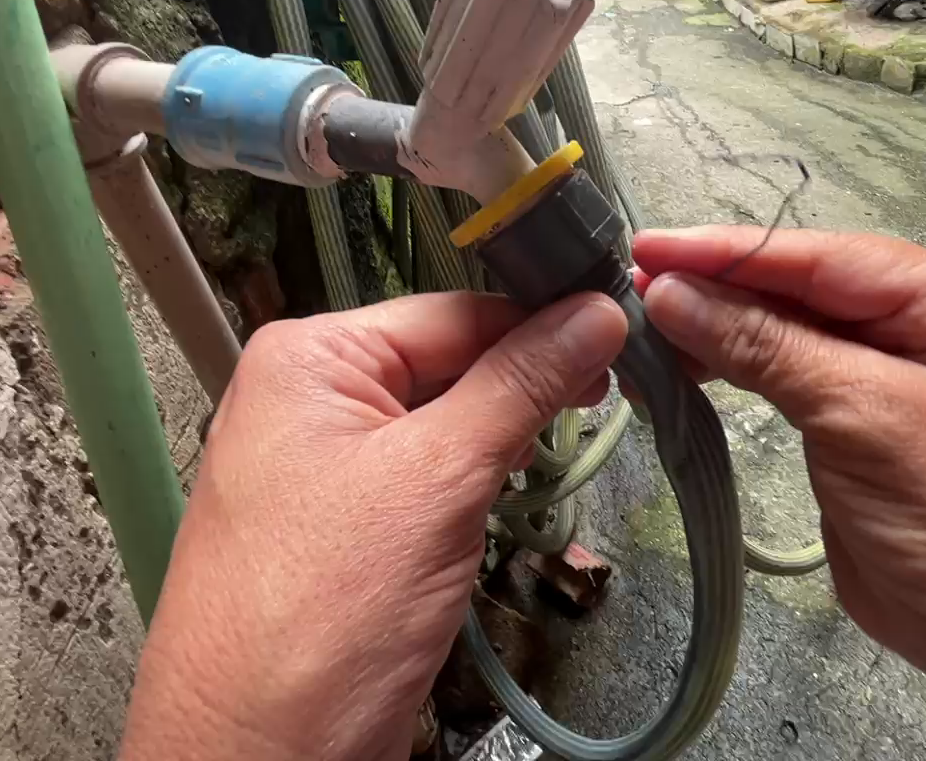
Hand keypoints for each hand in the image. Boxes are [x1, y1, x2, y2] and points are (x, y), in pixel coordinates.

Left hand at [119, 292, 626, 760]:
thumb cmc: (326, 614)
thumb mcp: (438, 477)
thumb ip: (521, 384)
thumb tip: (597, 311)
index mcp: (312, 355)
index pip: (451, 312)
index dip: (536, 323)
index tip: (614, 331)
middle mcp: (313, 392)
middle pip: (446, 360)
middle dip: (520, 382)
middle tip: (601, 394)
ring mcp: (327, 457)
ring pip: (442, 415)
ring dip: (502, 429)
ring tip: (555, 445)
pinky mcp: (348, 515)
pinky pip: (426, 466)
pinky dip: (474, 471)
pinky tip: (508, 481)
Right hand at [631, 227, 925, 754]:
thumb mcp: (869, 422)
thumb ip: (766, 348)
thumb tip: (667, 292)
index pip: (829, 258)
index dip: (731, 252)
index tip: (649, 247)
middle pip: (800, 283)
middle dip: (714, 285)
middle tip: (630, 282)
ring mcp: (886, 357)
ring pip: (779, 320)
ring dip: (709, 322)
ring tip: (641, 321)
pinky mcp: (848, 400)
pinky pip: (775, 362)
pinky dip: (723, 359)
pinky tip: (678, 355)